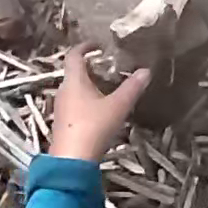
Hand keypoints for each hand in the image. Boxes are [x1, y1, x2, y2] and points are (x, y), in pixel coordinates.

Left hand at [48, 45, 149, 161]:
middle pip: (74, 72)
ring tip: (109, 87)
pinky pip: (74, 104)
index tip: (97, 44)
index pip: (74, 55)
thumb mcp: (117, 106)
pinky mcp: (63, 124)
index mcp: (74, 81)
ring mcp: (61, 109)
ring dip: (89, 84)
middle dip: (90, 67)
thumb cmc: (93, 127)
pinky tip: (101, 110)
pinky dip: (87, 100)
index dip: (85, 46)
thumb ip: (132, 88)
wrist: (72, 163)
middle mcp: (64, 91)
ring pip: (75, 89)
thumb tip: (146, 71)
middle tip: (109, 66)